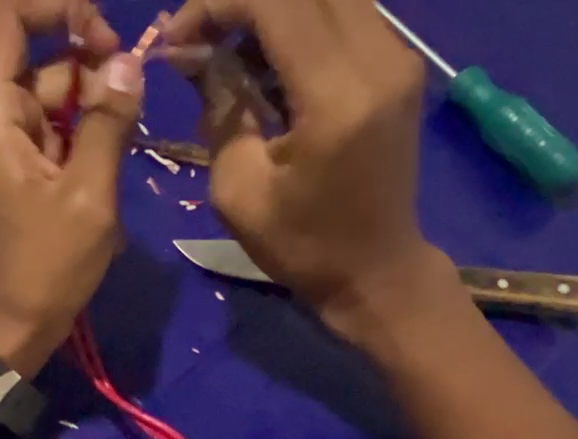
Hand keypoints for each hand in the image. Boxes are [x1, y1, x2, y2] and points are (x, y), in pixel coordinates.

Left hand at [0, 0, 144, 375]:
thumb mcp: (89, 195)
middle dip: (91, 71)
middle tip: (130, 112)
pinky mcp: (21, 171)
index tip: (106, 40)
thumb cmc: (46, 268)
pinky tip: (104, 174)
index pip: (11, 14)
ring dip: (95, 113)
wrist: (12, 329)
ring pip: (56, 96)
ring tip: (118, 158)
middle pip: (43, 56)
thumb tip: (128, 64)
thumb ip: (109, 122)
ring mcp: (5, 145)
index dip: (61, 7)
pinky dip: (85, 140)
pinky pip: (57, 133)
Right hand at [164, 0, 452, 340]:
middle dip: (241, 1)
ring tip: (231, 53)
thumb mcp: (238, 191)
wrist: (376, 272)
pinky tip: (268, 63)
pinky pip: (343, 12)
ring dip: (270, 10)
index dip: (218, 3)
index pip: (276, 2)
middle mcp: (379, 58)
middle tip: (201, 40)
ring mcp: (397, 55)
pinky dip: (298, 23)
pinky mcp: (399, 63)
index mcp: (337, 97)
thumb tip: (197, 54)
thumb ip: (220, 109)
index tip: (178, 38)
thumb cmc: (302, 246)